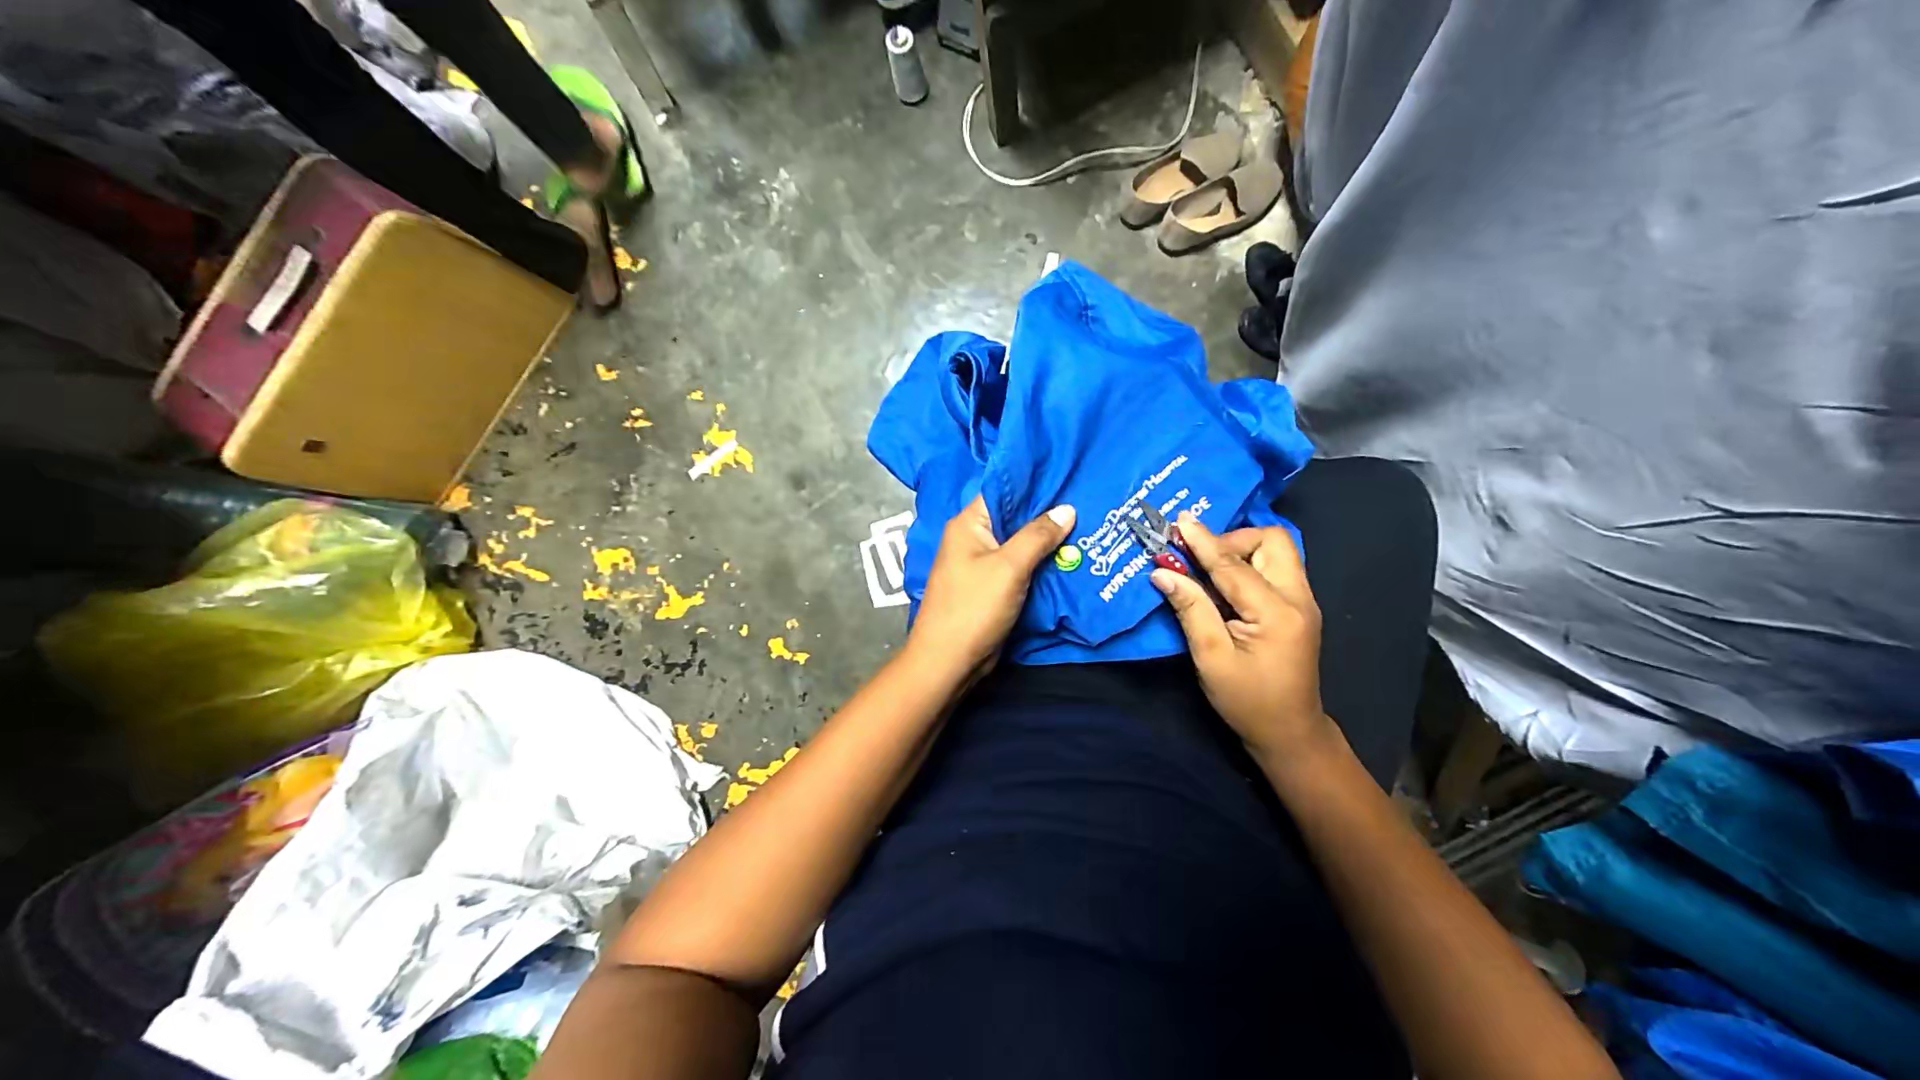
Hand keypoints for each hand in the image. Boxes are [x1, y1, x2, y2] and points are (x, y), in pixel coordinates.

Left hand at [906, 496, 1076, 681]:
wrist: (950, 662)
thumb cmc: (974, 608)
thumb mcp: (1009, 567)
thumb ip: (1038, 536)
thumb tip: (1067, 509)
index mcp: (968, 524)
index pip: (1003, 490)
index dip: (1035, 483)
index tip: (1070, 476)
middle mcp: (973, 538)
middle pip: (1015, 518)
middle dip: (1048, 514)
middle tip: (1088, 503)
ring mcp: (982, 564)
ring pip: (1020, 545)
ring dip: (1048, 541)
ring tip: (1088, 526)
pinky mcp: (993, 587)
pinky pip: (1021, 567)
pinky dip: (1042, 564)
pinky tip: (1071, 558)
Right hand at [1151, 515, 1336, 760]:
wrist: (1289, 732)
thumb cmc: (1246, 701)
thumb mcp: (1211, 658)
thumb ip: (1191, 610)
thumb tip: (1162, 573)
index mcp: (1276, 613)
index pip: (1233, 565)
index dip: (1202, 542)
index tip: (1179, 522)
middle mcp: (1298, 598)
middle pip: (1271, 541)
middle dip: (1232, 540)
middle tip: (1199, 558)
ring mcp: (1304, 601)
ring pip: (1276, 551)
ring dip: (1241, 550)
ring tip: (1209, 569)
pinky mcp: (1300, 607)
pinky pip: (1276, 567)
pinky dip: (1249, 564)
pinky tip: (1225, 582)